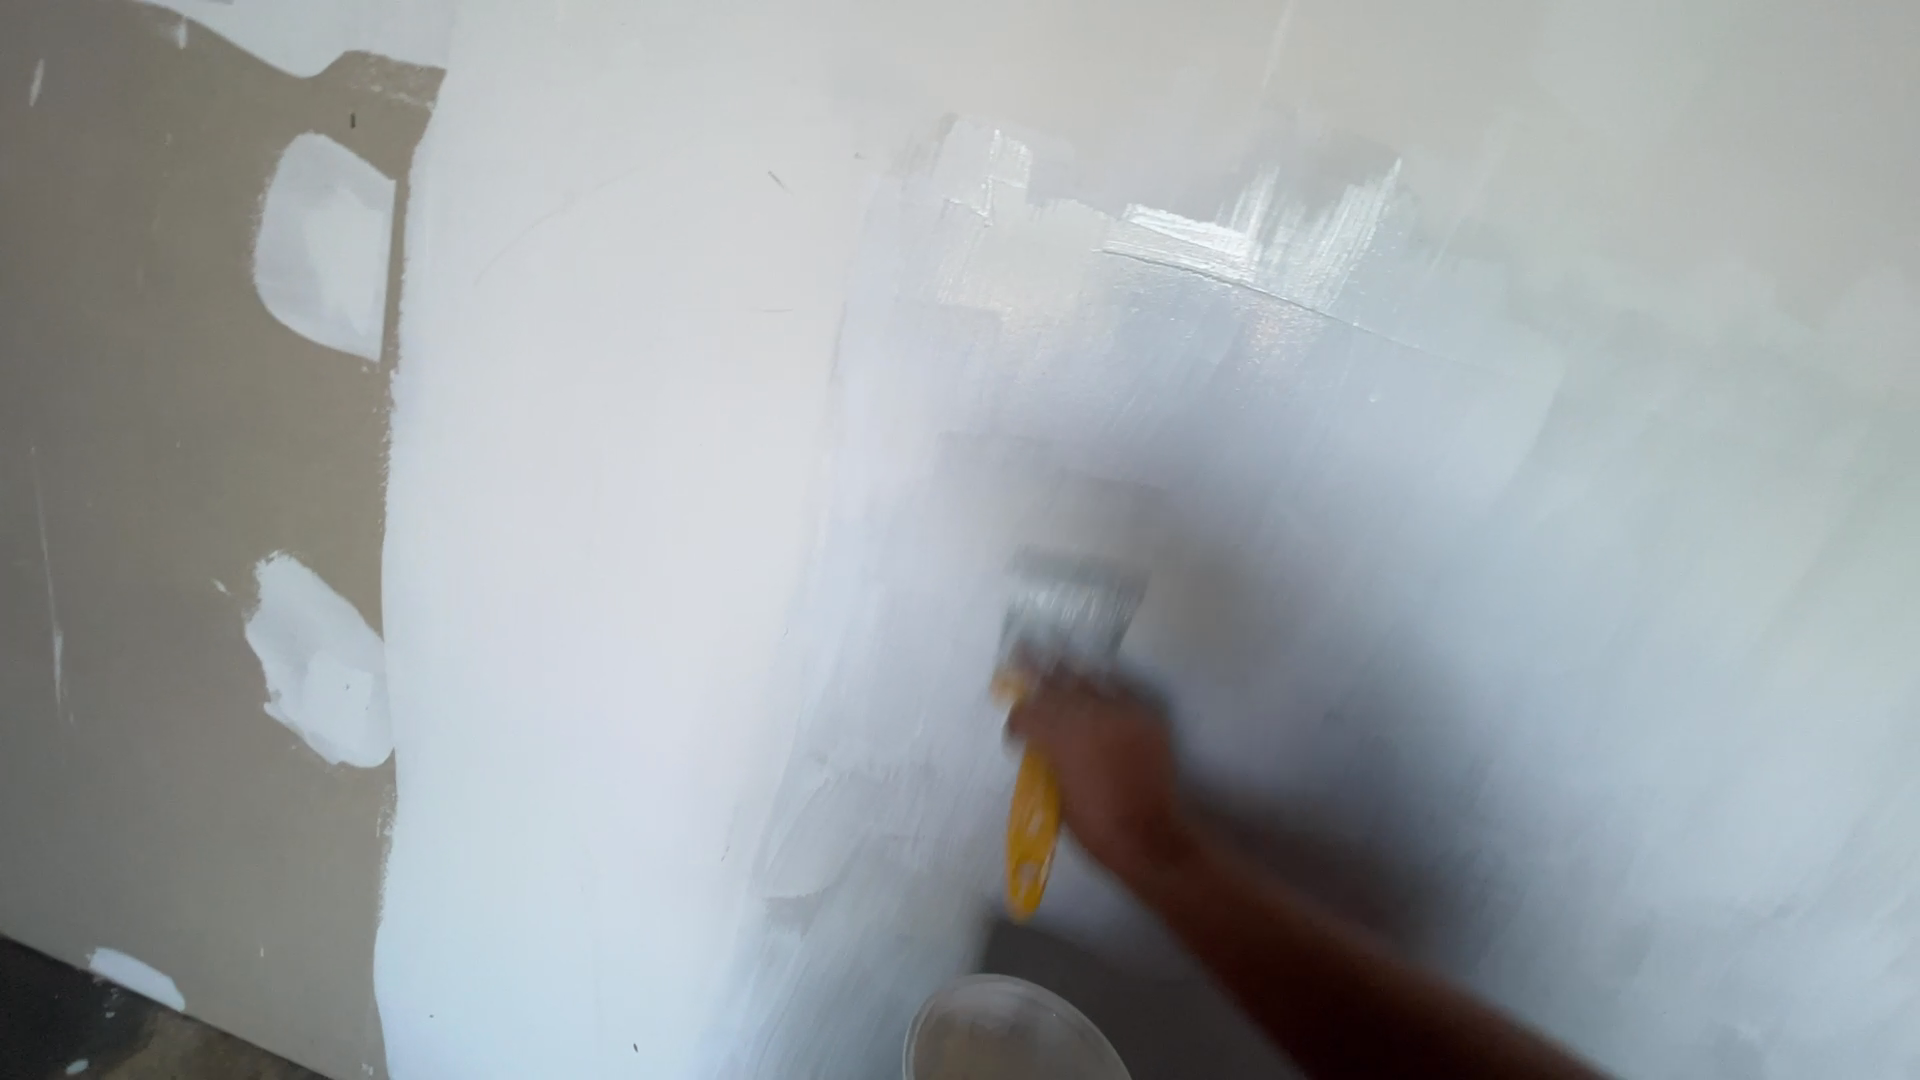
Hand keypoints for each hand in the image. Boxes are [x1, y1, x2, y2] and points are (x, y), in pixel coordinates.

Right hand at [1006, 669, 1194, 877]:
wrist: (1150, 836)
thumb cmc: (1095, 825)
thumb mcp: (1055, 791)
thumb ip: (1047, 757)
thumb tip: (1041, 740)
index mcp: (1057, 739)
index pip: (1027, 714)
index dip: (1017, 721)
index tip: (1016, 733)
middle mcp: (1087, 716)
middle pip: (1053, 682)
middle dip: (1033, 668)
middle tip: (1020, 649)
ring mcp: (1120, 711)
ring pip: (1087, 677)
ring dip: (1068, 668)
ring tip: (1053, 647)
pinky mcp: (1145, 715)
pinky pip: (1119, 690)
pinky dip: (1104, 687)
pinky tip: (1094, 679)